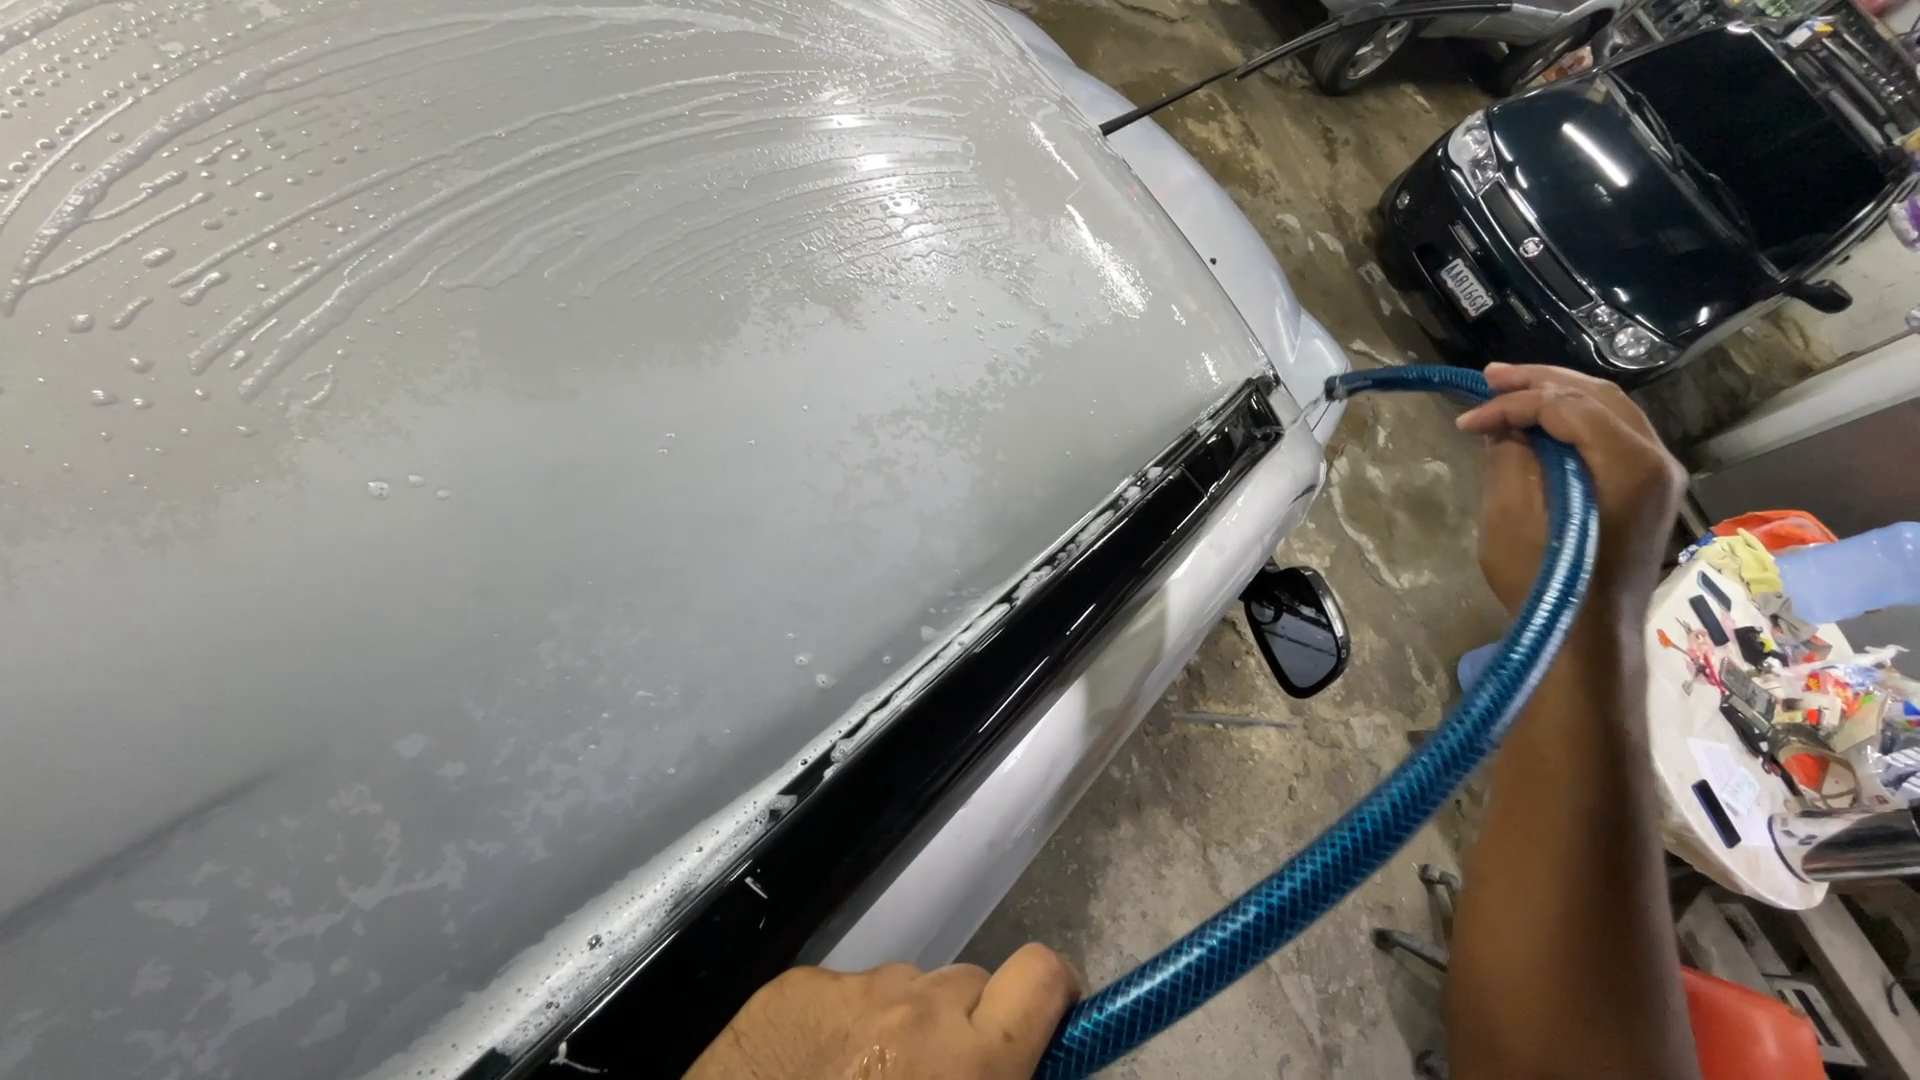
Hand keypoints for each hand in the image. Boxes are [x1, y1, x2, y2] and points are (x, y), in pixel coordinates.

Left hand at [685, 944, 1082, 1078]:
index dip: (1052, 993)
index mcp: (968, 1058)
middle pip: (970, 983)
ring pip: (907, 986)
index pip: (1042, 972)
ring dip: (903, 1026)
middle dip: (965, 1026)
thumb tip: (1016, 1069)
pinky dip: (845, 1024)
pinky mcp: (795, 983)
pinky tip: (813, 1072)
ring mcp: (850, 987)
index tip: (1042, 1022)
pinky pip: (846, 992)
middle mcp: (916, 1004)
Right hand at [1456, 364, 1683, 624]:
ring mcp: (1656, 474)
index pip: (1567, 407)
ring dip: (1556, 395)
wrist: (1586, 635)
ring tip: (1508, 389)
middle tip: (1488, 377)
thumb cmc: (1545, 580)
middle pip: (1598, 396)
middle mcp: (1656, 458)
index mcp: (1628, 463)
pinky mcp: (1644, 490)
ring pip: (1608, 410)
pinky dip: (1572, 421)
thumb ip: (1512, 460)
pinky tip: (1538, 424)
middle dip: (1539, 382)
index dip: (1512, 405)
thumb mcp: (1513, 517)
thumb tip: (1505, 429)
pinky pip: (1611, 435)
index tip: (1464, 421)